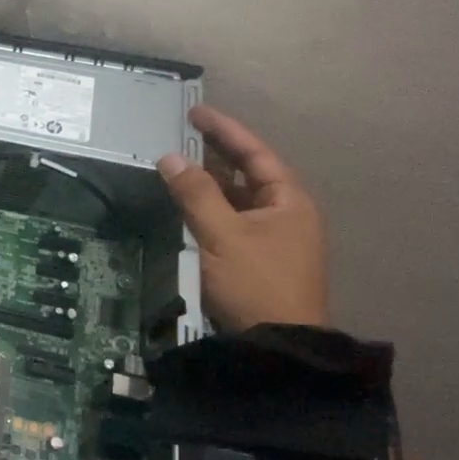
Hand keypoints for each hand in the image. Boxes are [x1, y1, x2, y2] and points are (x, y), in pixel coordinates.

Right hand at [157, 104, 327, 330]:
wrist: (278, 346)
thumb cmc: (255, 283)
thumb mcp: (222, 235)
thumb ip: (195, 194)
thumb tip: (170, 158)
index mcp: (288, 202)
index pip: (255, 153)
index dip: (225, 130)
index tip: (196, 113)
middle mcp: (286, 214)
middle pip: (248, 173)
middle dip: (216, 154)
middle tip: (183, 135)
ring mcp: (274, 238)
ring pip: (238, 198)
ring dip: (210, 182)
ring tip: (177, 167)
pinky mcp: (258, 258)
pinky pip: (232, 220)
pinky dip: (210, 207)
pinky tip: (187, 206)